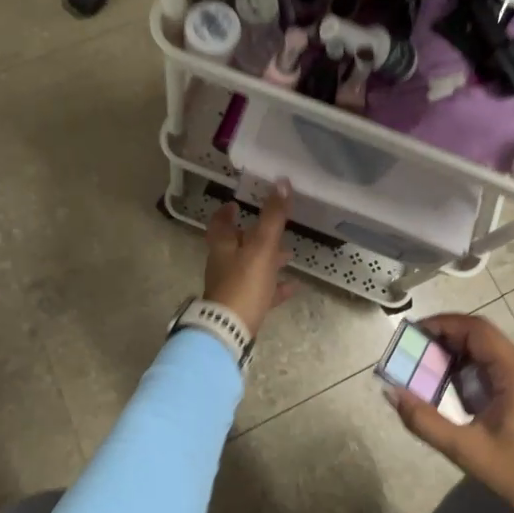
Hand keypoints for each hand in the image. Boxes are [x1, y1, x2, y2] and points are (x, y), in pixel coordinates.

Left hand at [202, 182, 296, 336]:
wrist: (230, 330)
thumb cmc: (243, 283)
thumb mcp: (261, 246)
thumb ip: (272, 216)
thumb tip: (281, 182)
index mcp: (223, 246)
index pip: (219, 223)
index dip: (226, 212)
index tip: (235, 203)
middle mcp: (224, 264)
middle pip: (236, 245)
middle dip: (253, 235)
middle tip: (271, 226)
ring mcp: (232, 287)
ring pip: (250, 267)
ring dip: (268, 260)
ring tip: (289, 255)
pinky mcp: (243, 307)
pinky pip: (261, 292)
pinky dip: (276, 287)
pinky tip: (294, 286)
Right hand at [386, 313, 513, 512]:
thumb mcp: (467, 451)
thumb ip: (425, 420)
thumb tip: (391, 392)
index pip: (476, 329)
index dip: (442, 324)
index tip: (411, 332)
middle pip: (482, 337)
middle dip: (446, 341)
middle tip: (413, 354)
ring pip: (490, 352)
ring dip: (459, 356)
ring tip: (428, 371)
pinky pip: (500, 368)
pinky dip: (474, 371)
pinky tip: (455, 390)